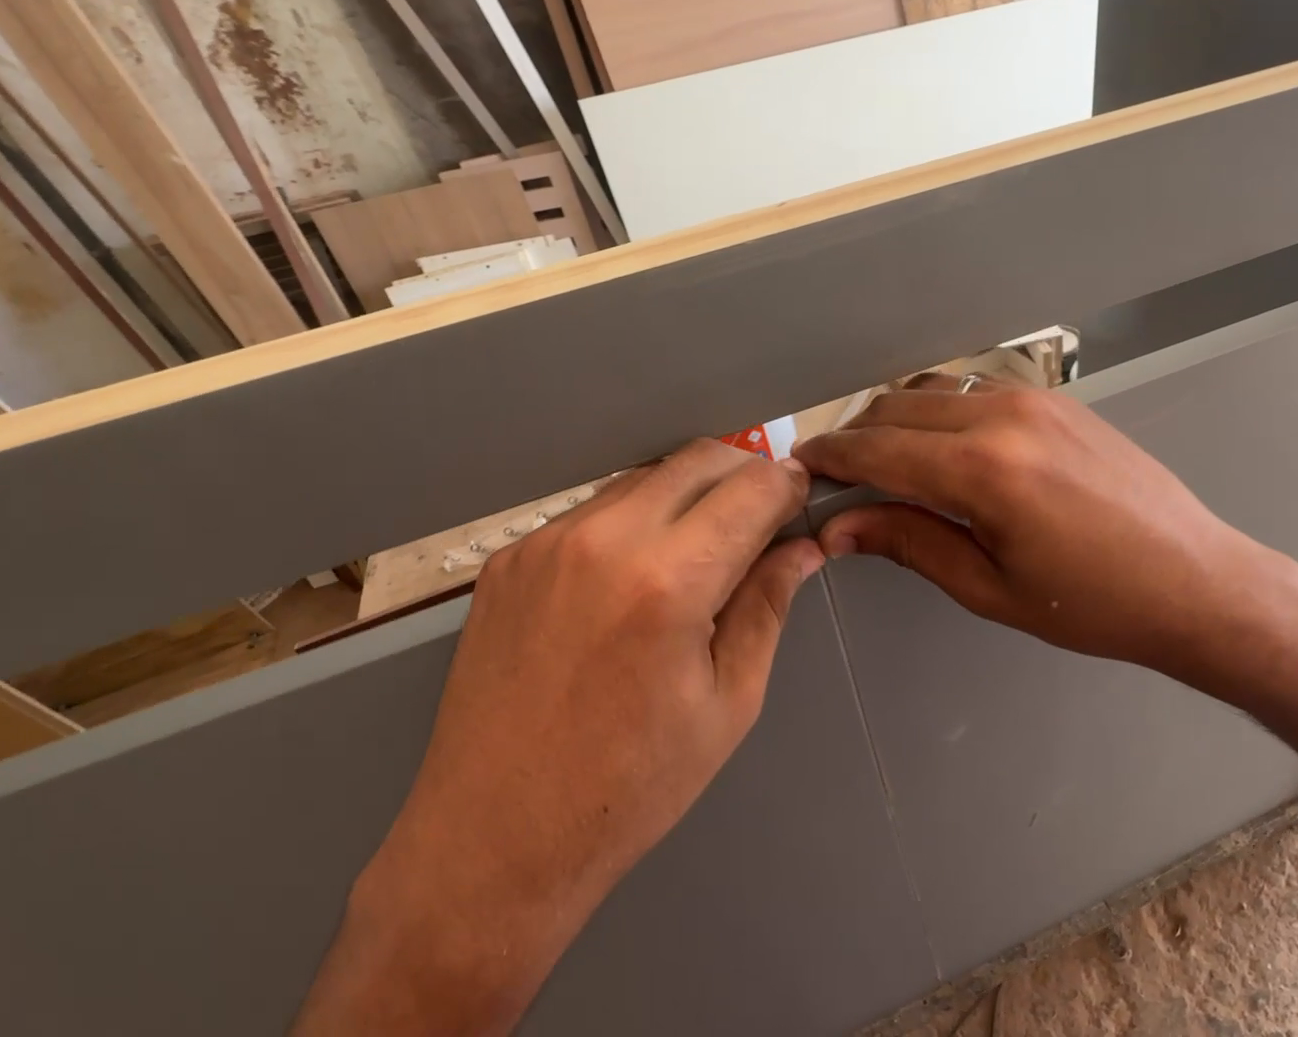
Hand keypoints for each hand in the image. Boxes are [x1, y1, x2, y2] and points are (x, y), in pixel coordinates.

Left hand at [297, 440, 820, 1034]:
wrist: (493, 839)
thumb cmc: (630, 787)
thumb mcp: (729, 701)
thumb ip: (768, 606)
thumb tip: (802, 548)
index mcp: (668, 581)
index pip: (754, 487)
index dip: (791, 488)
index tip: (804, 506)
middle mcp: (602, 540)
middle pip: (698, 458)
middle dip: (745, 476)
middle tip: (764, 524)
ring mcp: (544, 544)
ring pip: (643, 478)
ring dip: (689, 497)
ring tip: (703, 557)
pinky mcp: (509, 560)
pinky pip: (593, 512)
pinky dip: (634, 523)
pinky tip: (638, 581)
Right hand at [795, 375, 1297, 694]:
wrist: (1195, 580)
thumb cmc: (1094, 604)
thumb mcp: (990, 588)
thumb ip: (910, 543)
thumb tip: (840, 526)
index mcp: (984, 471)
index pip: (876, 449)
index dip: (829, 460)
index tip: (799, 473)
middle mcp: (1005, 416)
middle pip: (896, 408)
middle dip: (855, 438)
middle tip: (838, 481)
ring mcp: (1036, 399)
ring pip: (934, 392)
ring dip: (897, 422)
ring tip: (886, 469)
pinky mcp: (1059, 400)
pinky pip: (976, 392)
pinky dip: (941, 415)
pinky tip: (943, 454)